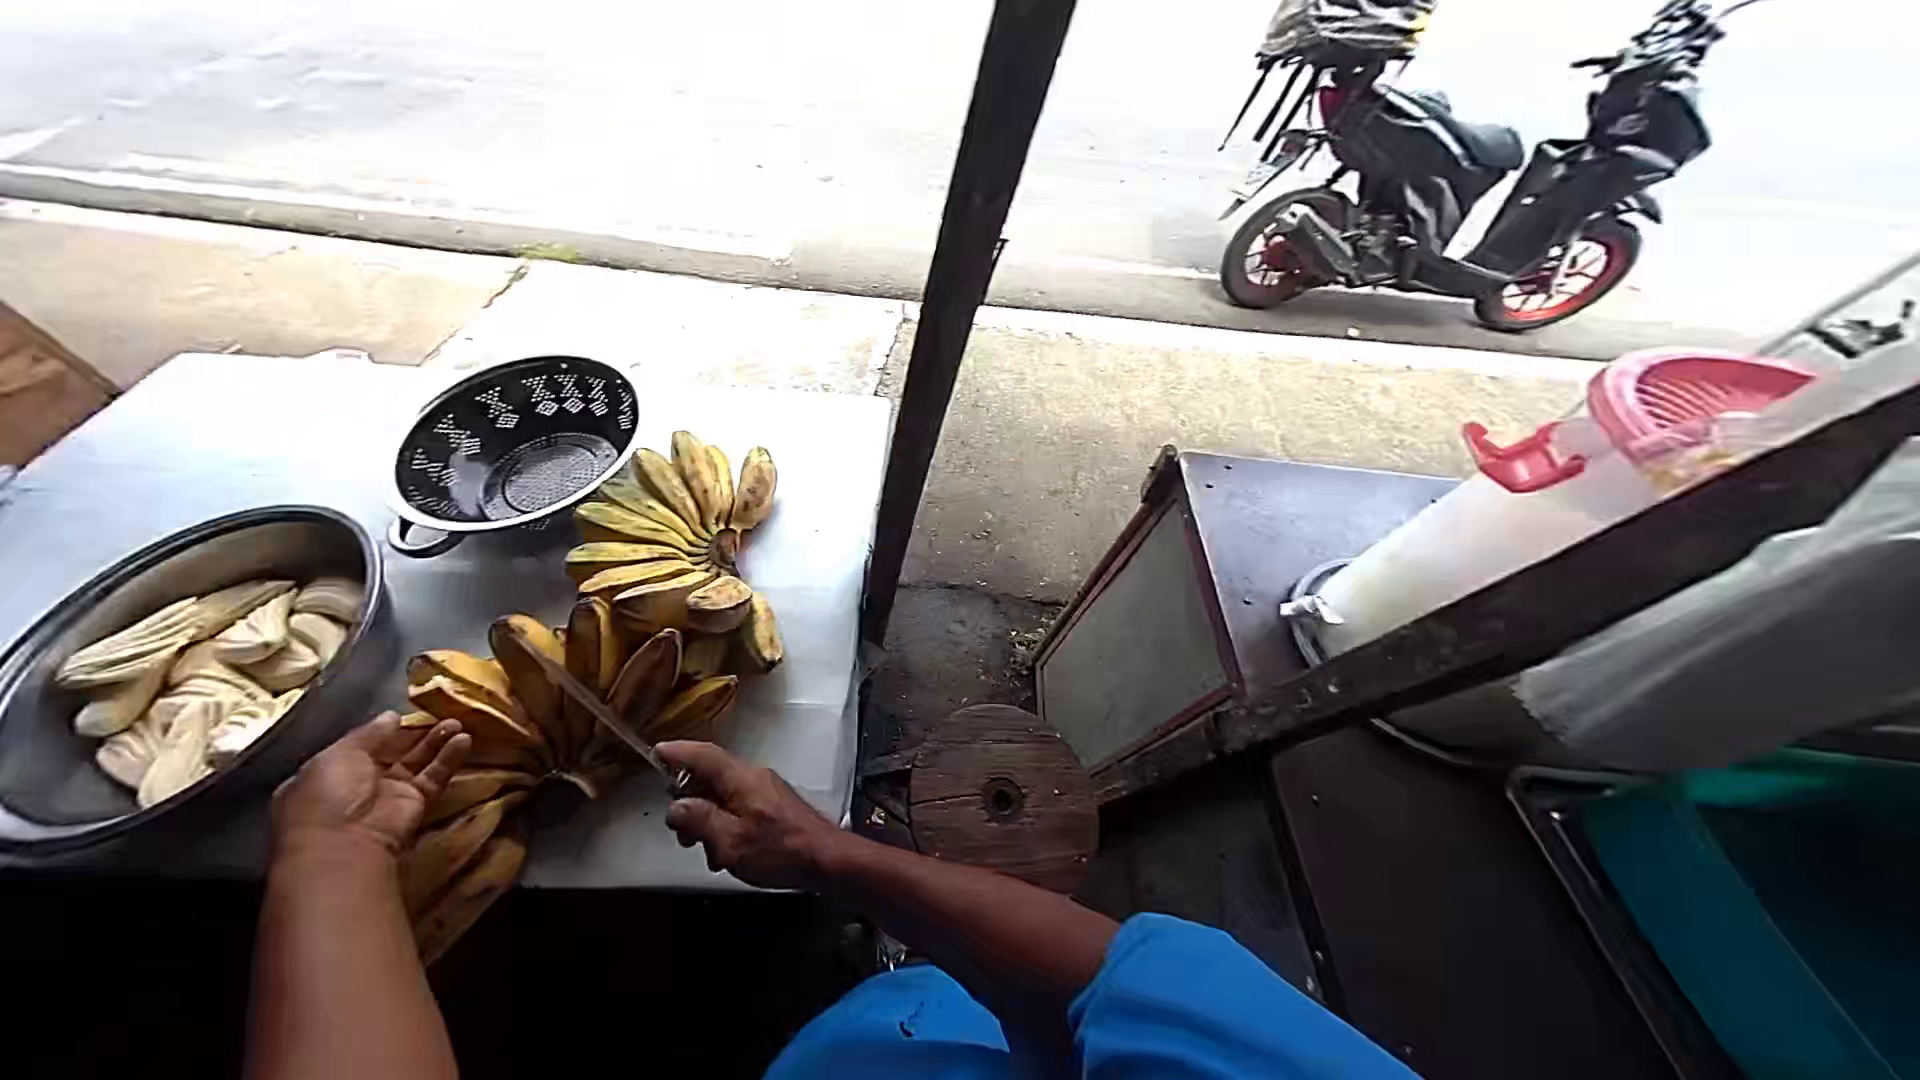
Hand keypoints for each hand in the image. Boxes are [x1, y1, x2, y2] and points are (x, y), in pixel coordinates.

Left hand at [270, 712, 470, 861]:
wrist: (347, 843)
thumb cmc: (329, 796)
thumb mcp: (339, 755)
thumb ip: (368, 733)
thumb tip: (392, 715)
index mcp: (328, 773)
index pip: (359, 746)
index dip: (381, 730)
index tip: (404, 714)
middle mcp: (358, 783)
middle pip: (393, 751)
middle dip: (415, 732)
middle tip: (440, 713)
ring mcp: (388, 794)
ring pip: (418, 761)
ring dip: (437, 741)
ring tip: (457, 723)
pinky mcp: (416, 802)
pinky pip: (435, 775)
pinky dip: (449, 758)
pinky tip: (463, 740)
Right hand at [659, 741, 850, 890]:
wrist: (825, 858)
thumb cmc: (778, 849)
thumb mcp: (730, 840)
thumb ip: (700, 820)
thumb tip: (676, 805)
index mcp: (742, 778)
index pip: (705, 755)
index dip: (679, 752)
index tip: (657, 751)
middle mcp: (754, 777)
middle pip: (712, 777)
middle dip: (690, 802)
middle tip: (682, 834)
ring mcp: (765, 791)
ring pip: (724, 796)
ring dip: (708, 821)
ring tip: (707, 851)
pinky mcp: (773, 806)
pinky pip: (739, 808)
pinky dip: (725, 827)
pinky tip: (726, 855)